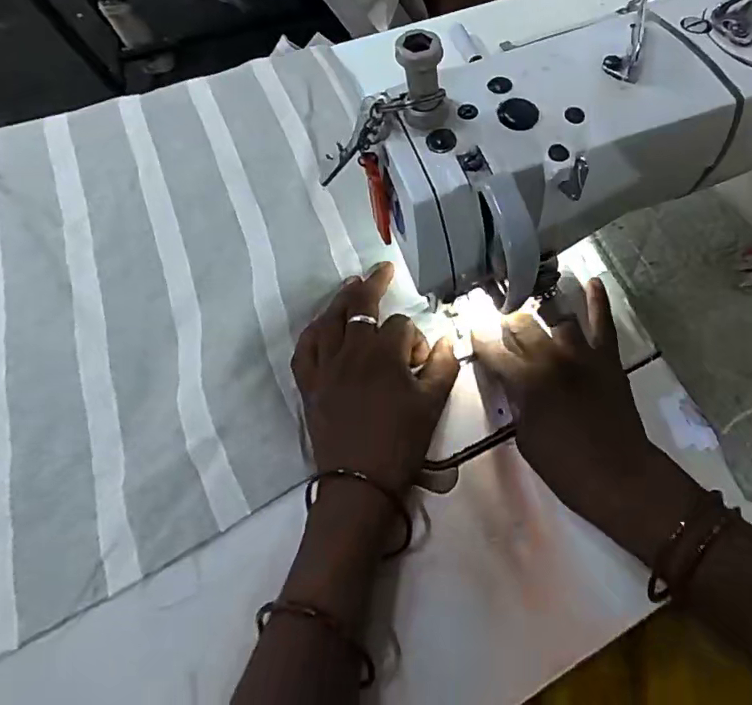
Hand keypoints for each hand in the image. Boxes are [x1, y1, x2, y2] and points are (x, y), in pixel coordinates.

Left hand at [293, 262, 458, 491]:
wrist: (359, 483)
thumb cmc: (400, 444)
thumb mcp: (432, 405)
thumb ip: (443, 367)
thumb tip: (447, 341)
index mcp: (383, 354)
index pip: (400, 326)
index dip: (415, 337)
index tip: (421, 360)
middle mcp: (351, 351)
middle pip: (359, 306)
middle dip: (373, 284)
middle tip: (382, 269)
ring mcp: (325, 366)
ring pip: (330, 321)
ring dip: (341, 300)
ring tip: (351, 286)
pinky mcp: (308, 384)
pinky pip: (304, 349)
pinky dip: (312, 333)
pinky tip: (320, 325)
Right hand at [474, 280, 707, 553]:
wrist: (620, 477)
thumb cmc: (564, 466)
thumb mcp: (524, 436)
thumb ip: (514, 400)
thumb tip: (507, 377)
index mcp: (524, 380)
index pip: (492, 348)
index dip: (479, 336)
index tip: (473, 328)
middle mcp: (549, 357)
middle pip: (521, 322)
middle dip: (506, 319)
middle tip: (501, 319)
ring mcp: (581, 353)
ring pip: (557, 315)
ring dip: (543, 309)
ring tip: (533, 302)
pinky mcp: (607, 357)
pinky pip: (602, 321)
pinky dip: (597, 300)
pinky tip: (591, 280)